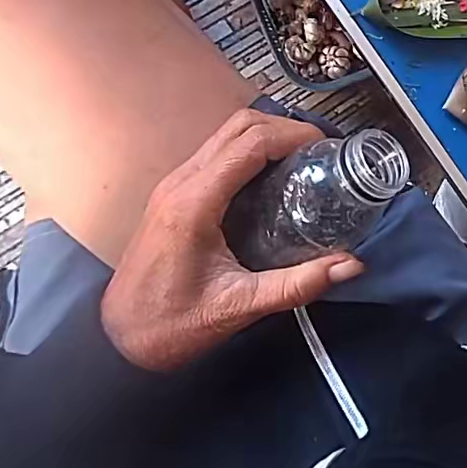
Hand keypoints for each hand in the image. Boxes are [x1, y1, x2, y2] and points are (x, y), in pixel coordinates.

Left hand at [100, 110, 365, 371]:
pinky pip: (221, 150)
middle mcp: (182, 182)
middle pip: (240, 125)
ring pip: (228, 132)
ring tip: (306, 157)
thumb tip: (352, 264)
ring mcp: (176, 184)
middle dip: (287, 127)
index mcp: (194, 202)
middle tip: (322, 150)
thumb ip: (297, 285)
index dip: (294, 135)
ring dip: (270, 134)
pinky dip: (254, 148)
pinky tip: (277, 174)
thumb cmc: (172, 326)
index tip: (328, 148)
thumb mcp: (238, 307)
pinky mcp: (177, 193)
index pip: (251, 142)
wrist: (115, 342)